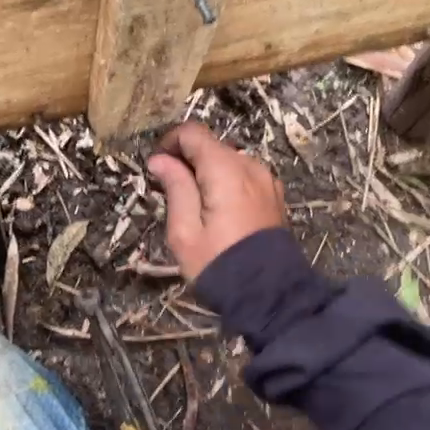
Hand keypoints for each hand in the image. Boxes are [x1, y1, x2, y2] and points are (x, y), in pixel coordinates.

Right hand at [145, 122, 287, 281]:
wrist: (272, 296)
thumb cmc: (219, 264)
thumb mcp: (184, 231)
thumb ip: (175, 188)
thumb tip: (160, 160)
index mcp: (225, 169)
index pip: (193, 133)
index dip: (169, 143)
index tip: (156, 167)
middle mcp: (250, 166)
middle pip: (211, 146)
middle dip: (186, 160)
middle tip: (169, 190)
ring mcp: (266, 180)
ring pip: (227, 161)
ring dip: (206, 172)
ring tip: (193, 205)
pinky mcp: (273, 196)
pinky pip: (243, 176)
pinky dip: (225, 183)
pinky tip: (217, 211)